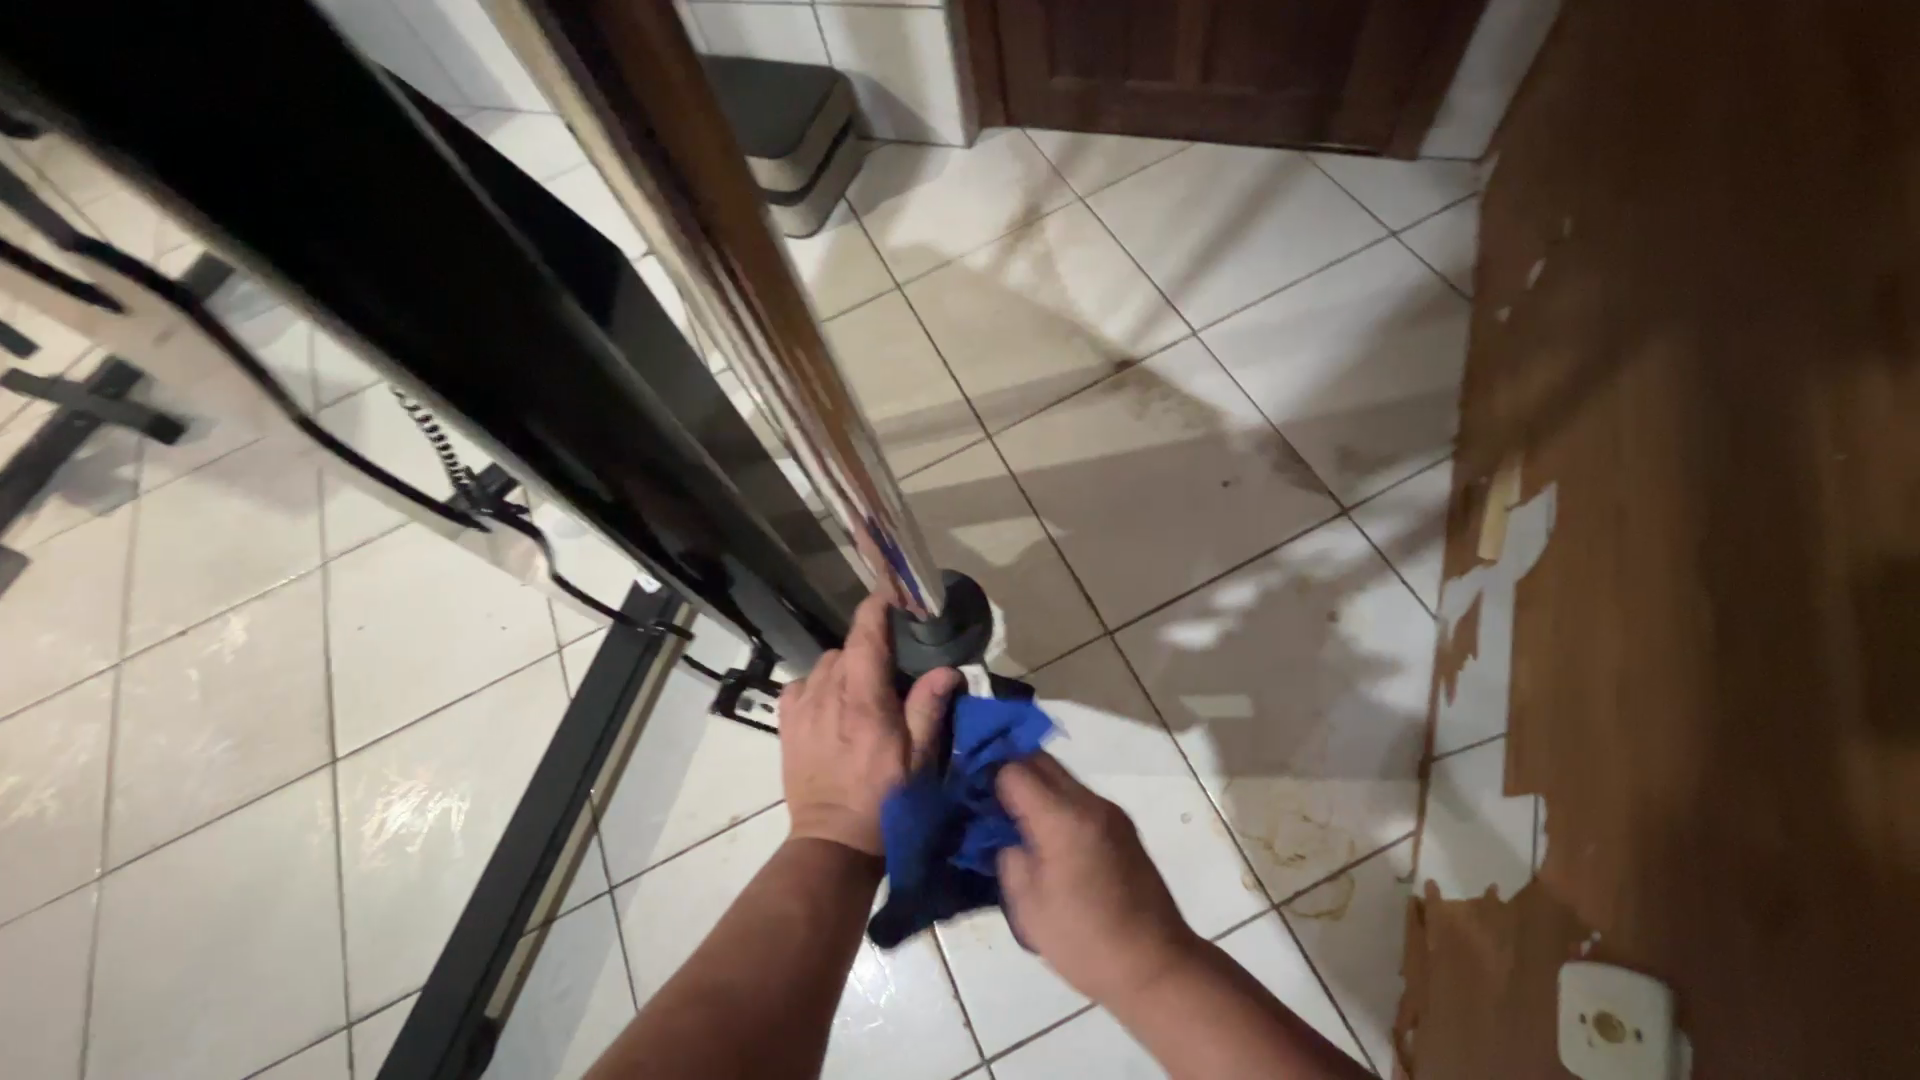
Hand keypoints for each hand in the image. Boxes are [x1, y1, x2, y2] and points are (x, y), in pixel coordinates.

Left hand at [777, 594, 962, 856]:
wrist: (833, 841)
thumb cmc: (886, 800)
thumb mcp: (919, 758)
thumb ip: (929, 708)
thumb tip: (947, 668)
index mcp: (864, 700)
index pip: (865, 636)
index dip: (876, 608)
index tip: (891, 594)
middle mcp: (828, 694)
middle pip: (848, 648)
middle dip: (870, 649)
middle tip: (892, 670)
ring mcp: (803, 708)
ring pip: (825, 665)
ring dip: (846, 667)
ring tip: (863, 691)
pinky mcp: (787, 723)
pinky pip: (802, 685)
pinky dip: (819, 685)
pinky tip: (832, 704)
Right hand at [997, 754, 1203, 1007]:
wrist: (1155, 965)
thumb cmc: (1083, 941)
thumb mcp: (1027, 905)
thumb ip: (1007, 855)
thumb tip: (1003, 833)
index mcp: (1062, 819)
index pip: (1013, 769)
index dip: (988, 780)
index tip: (972, 800)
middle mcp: (1089, 803)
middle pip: (1039, 760)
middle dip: (1010, 773)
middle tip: (988, 804)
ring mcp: (1110, 812)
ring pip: (1061, 776)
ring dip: (1035, 787)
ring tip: (1015, 823)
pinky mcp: (1122, 826)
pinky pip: (1079, 797)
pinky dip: (1056, 804)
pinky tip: (1046, 838)